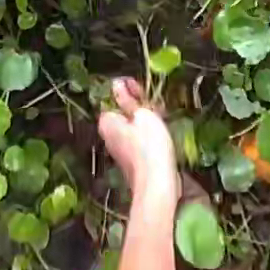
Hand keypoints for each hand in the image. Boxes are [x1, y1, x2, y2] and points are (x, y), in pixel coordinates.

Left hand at [97, 77, 177, 205]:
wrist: (158, 185)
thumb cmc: (149, 146)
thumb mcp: (142, 115)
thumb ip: (128, 99)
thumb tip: (116, 83)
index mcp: (107, 123)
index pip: (112, 99)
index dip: (126, 91)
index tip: (140, 87)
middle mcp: (109, 137)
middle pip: (122, 114)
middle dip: (137, 106)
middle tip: (153, 101)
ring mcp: (121, 151)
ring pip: (132, 127)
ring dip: (146, 119)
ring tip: (161, 114)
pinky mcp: (134, 162)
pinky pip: (139, 140)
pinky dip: (149, 134)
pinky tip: (162, 132)